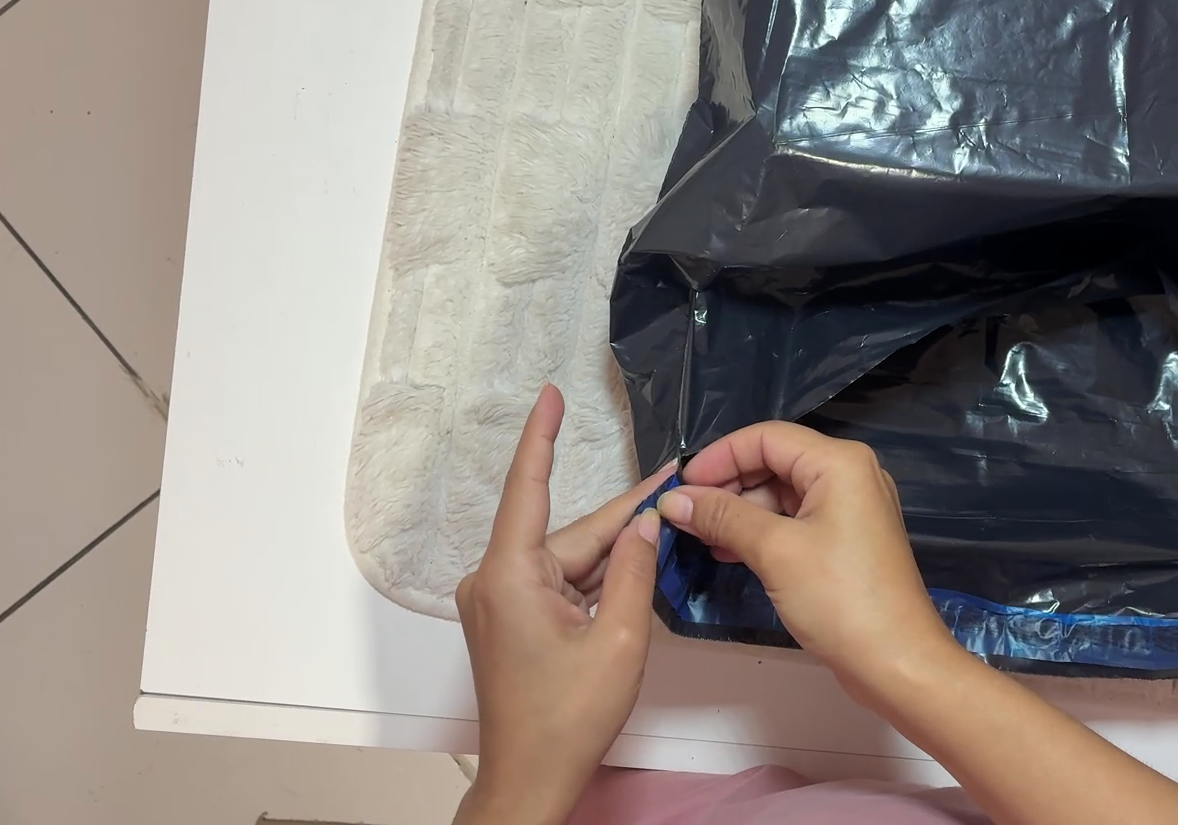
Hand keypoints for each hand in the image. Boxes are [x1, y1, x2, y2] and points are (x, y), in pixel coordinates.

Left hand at [453, 385, 670, 824]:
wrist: (530, 784)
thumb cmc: (569, 717)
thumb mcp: (618, 640)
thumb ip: (635, 570)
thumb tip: (648, 520)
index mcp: (511, 576)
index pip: (527, 488)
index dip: (540, 436)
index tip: (549, 394)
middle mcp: (499, 578)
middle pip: (574, 531)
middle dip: (626, 514)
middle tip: (678, 476)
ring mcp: (506, 597)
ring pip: (576, 555)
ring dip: (620, 545)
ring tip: (671, 512)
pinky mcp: (517, 615)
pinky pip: (568, 576)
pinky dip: (604, 570)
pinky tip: (640, 558)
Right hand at [656, 422, 959, 701]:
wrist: (898, 663)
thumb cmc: (839, 598)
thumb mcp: (775, 551)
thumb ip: (723, 517)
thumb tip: (673, 499)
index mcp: (839, 461)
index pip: (767, 437)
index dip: (719, 456)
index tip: (680, 486)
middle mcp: (849, 472)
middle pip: (775, 460)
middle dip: (728, 484)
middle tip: (685, 514)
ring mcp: (851, 505)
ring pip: (783, 491)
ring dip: (740, 510)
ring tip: (700, 536)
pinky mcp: (847, 536)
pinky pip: (796, 517)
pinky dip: (762, 529)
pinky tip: (728, 550)